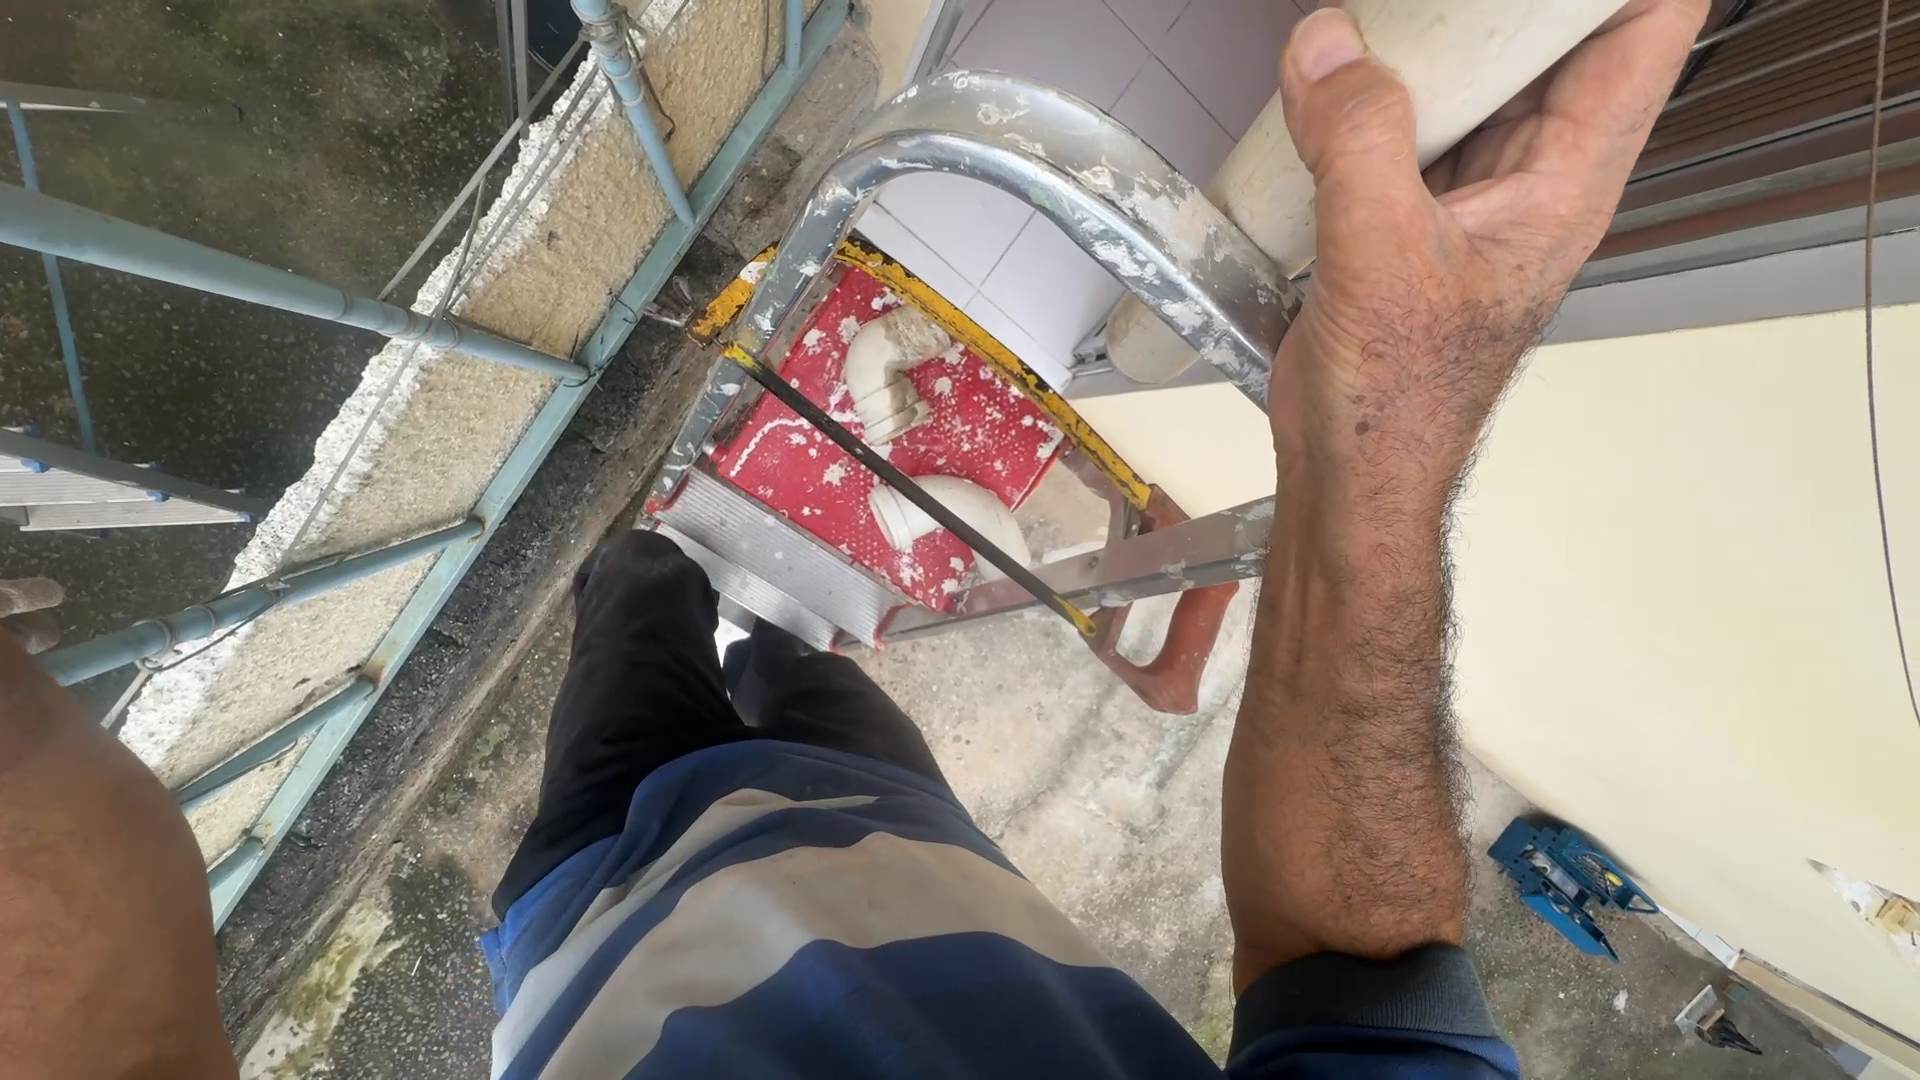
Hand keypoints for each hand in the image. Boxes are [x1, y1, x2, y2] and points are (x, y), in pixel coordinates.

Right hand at [1222, 0, 1707, 988]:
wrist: (1326, 556)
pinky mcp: (1379, 283)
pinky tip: (1317, 108)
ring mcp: (1442, 250)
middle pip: (1543, 60)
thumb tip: (1326, 40)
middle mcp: (1507, 216)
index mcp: (1547, 204)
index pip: (1637, 31)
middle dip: (1496, 4)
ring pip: (1453, 117)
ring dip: (1423, 54)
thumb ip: (1367, 152)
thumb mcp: (1383, 284)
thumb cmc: (1375, 452)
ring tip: (1373, 15)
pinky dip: (1358, 129)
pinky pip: (1381, 172)